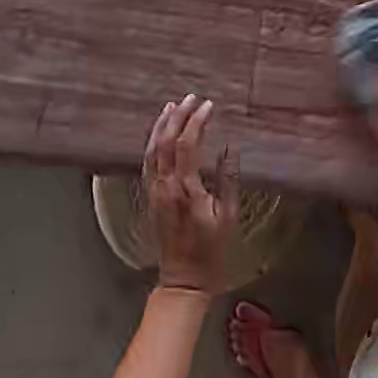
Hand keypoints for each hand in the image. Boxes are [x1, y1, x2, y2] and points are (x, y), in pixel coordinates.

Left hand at [143, 94, 239, 295]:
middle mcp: (165, 185)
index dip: (197, 122)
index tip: (209, 106)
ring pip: (153, 147)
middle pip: (167, 140)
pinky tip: (161, 130)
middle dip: (179, 116)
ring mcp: (154, 189)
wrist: (184, 279)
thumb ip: (227, 180)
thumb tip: (229, 147)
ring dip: (163, 124)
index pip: (187, 145)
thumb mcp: (228, 217)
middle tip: (193, 97)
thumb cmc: (211, 250)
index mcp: (185, 189)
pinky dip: (154, 140)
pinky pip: (148, 159)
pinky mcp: (150, 194)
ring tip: (174, 105)